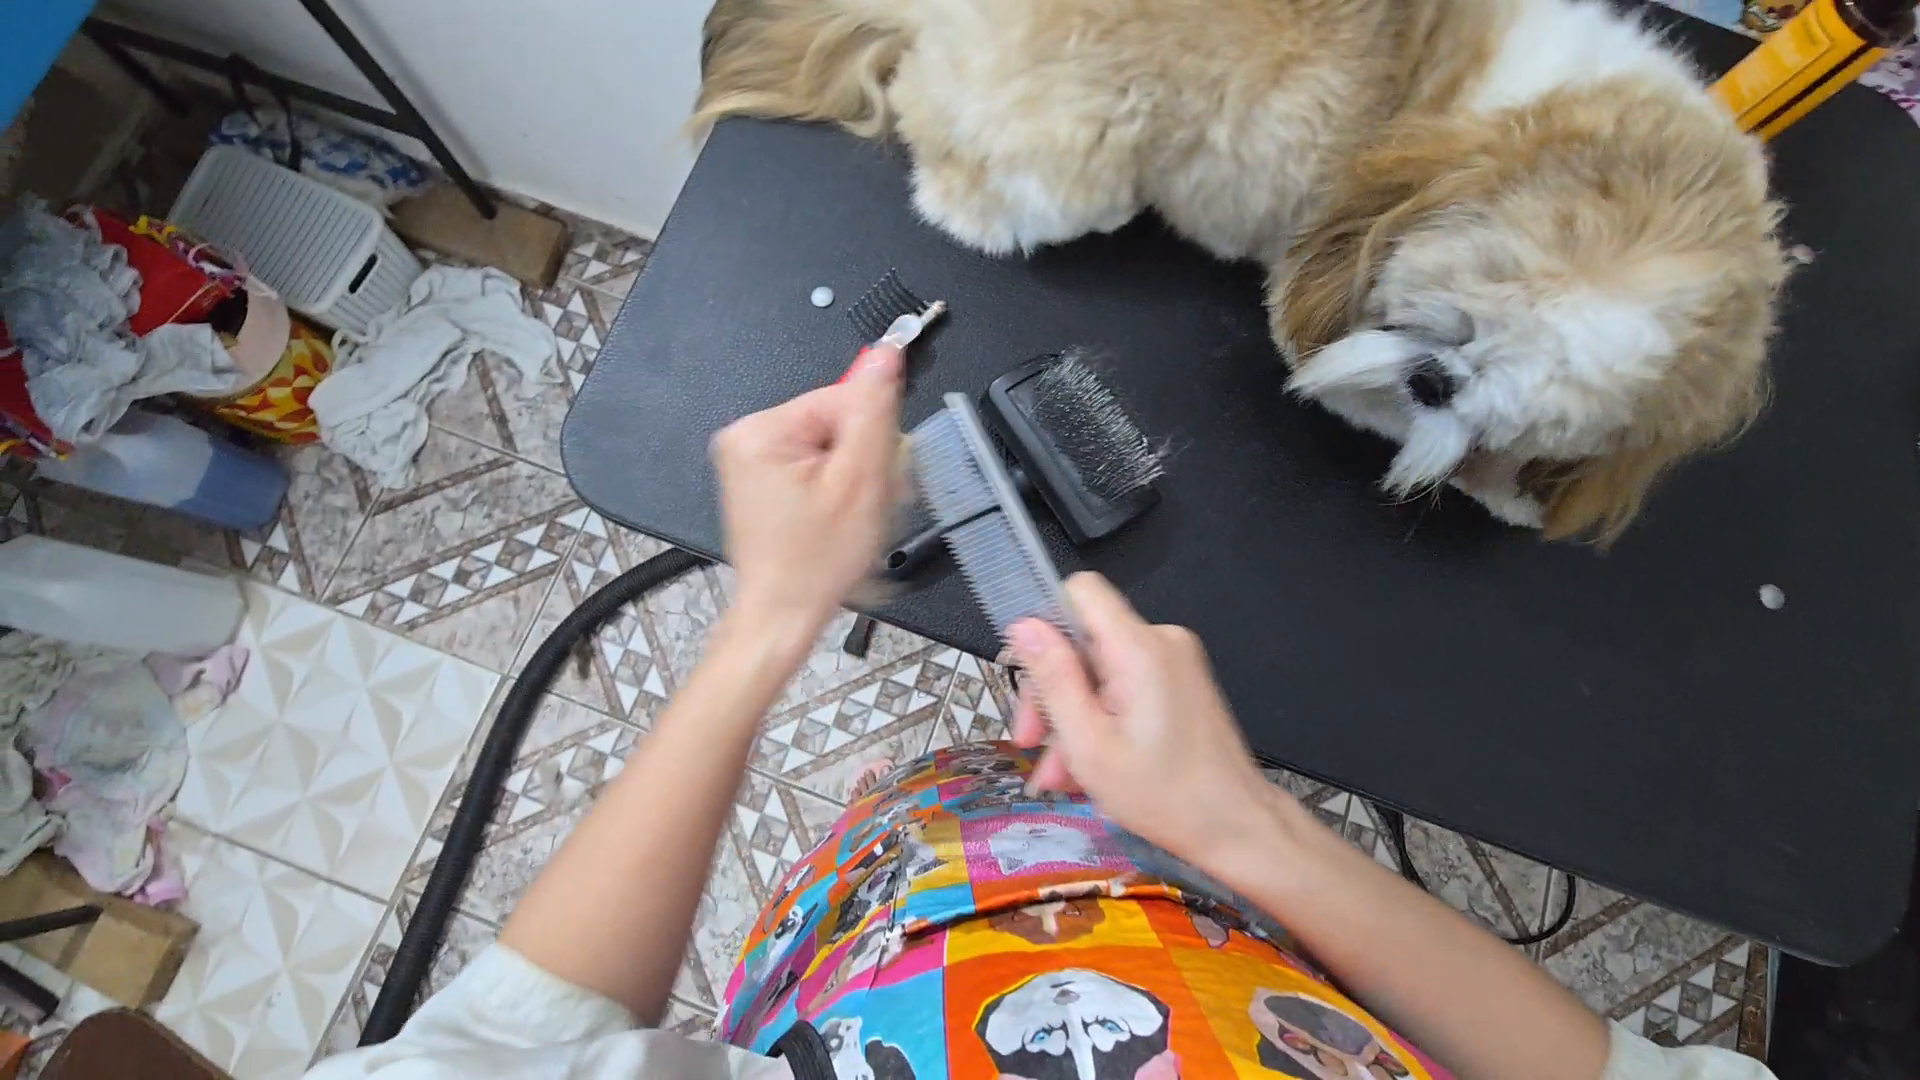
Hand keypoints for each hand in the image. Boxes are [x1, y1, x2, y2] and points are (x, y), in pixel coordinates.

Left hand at [711, 346, 904, 636]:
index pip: (843, 398)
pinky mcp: (762, 480)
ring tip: (847, 516)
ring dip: (853, 476)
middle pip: (837, 422)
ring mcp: (752, 461)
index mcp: (763, 431)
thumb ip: (874, 411)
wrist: (784, 613)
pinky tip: (835, 517)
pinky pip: (815, 465)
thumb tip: (886, 355)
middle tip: (863, 502)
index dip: (873, 438)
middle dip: (863, 460)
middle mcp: (747, 439)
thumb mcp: (859, 481)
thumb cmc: (813, 564)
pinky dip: (835, 487)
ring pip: (831, 445)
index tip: (877, 472)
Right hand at [1009, 573, 1282, 867]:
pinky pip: (1121, 684)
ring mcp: (1173, 661)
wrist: (1237, 827)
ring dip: (1072, 716)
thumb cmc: (1164, 795)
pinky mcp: (1178, 681)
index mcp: (1138, 648)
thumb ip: (1054, 679)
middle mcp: (1160, 641)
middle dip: (1051, 689)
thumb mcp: (1090, 744)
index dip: (1045, 621)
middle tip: (1031, 743)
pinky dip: (1100, 718)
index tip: (1027, 671)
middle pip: (1083, 639)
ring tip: (1058, 773)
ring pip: (1097, 669)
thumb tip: (1023, 626)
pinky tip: (1085, 765)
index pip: (1081, 590)